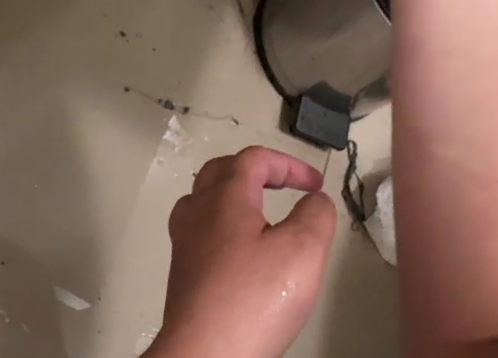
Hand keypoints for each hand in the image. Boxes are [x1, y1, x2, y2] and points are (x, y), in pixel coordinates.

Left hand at [149, 146, 337, 357]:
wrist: (203, 357)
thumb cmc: (253, 298)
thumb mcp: (302, 252)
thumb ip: (316, 216)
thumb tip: (316, 200)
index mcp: (226, 195)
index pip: (256, 158)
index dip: (289, 164)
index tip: (316, 185)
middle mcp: (198, 210)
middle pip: (224, 170)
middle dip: (258, 171)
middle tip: (284, 186)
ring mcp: (184, 241)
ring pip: (205, 199)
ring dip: (234, 195)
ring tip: (258, 210)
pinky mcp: (181, 273)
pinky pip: (200, 230)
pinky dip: (223, 225)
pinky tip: (238, 251)